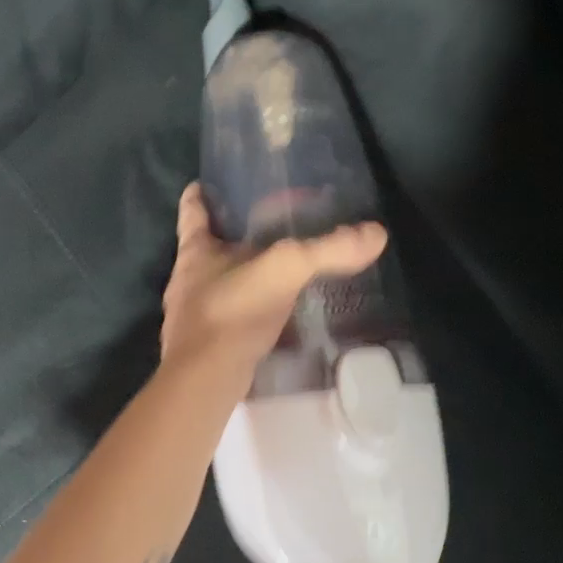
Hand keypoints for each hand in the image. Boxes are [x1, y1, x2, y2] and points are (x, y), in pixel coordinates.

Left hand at [160, 183, 387, 371]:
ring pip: (215, 287)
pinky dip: (246, 316)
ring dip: (238, 280)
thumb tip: (376, 233)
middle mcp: (186, 281)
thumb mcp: (286, 269)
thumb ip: (328, 250)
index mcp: (195, 252)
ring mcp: (191, 317)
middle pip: (204, 250)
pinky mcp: (203, 347)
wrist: (205, 378)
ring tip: (270, 273)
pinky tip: (270, 320)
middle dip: (226, 239)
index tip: (204, 184)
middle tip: (257, 228)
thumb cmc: (233, 311)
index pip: (193, 213)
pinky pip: (228, 321)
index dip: (199, 196)